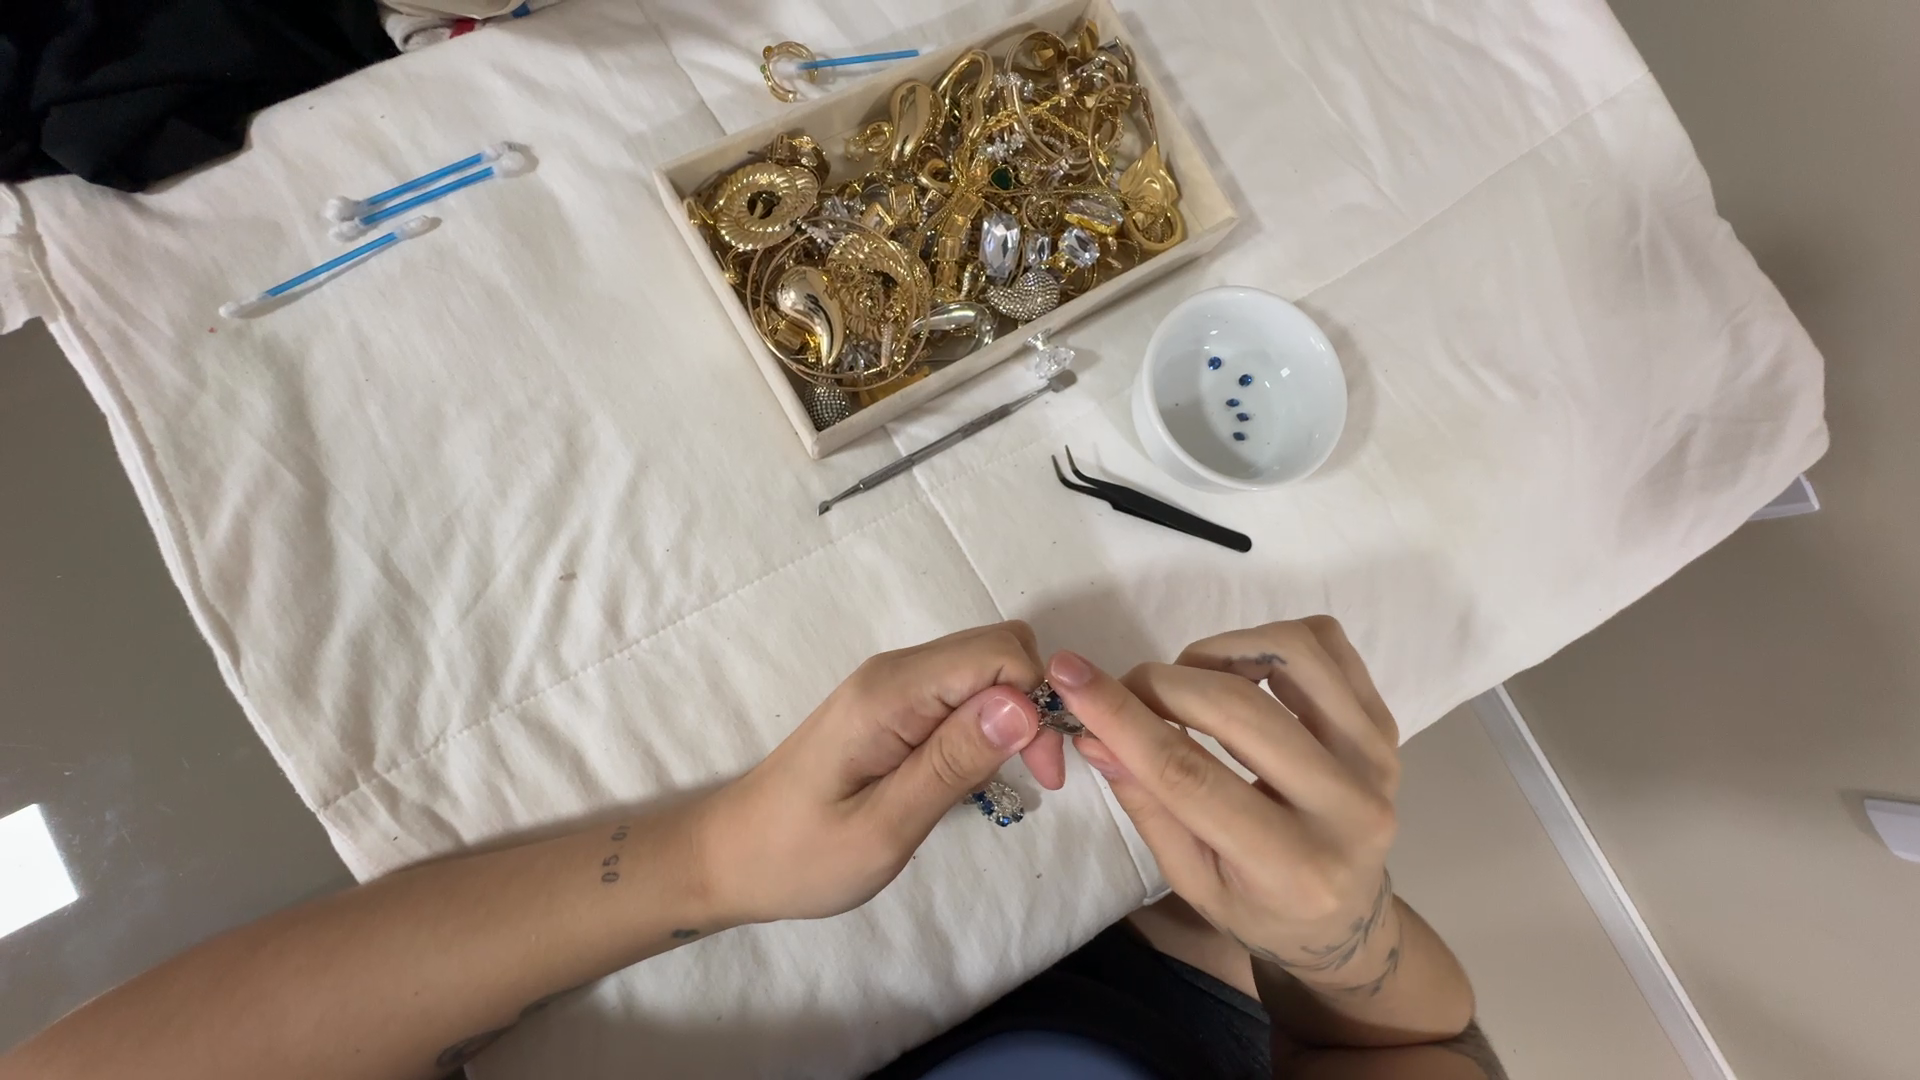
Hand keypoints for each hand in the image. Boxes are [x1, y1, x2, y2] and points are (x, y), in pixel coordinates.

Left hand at [697, 622, 1066, 924]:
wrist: (734, 853)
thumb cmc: (802, 855)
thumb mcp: (884, 828)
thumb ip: (953, 762)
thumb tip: (1023, 705)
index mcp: (892, 692)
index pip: (997, 652)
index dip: (1036, 701)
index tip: (1043, 771)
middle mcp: (896, 670)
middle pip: (997, 648)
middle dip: (1033, 702)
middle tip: (1034, 775)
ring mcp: (893, 682)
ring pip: (984, 665)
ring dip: (1014, 712)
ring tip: (1002, 778)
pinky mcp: (894, 702)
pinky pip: (961, 688)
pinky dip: (988, 719)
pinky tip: (974, 767)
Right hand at [1052, 617, 1403, 994]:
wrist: (1346, 918)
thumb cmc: (1258, 906)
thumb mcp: (1188, 879)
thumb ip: (1145, 802)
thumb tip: (1093, 731)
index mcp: (1290, 867)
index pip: (1189, 775)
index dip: (1121, 718)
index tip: (1069, 674)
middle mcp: (1348, 809)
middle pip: (1237, 709)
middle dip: (1159, 684)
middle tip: (1125, 690)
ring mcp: (1375, 758)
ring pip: (1289, 654)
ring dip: (1215, 653)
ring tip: (1187, 682)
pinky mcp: (1385, 724)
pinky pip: (1325, 642)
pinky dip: (1266, 640)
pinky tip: (1239, 672)